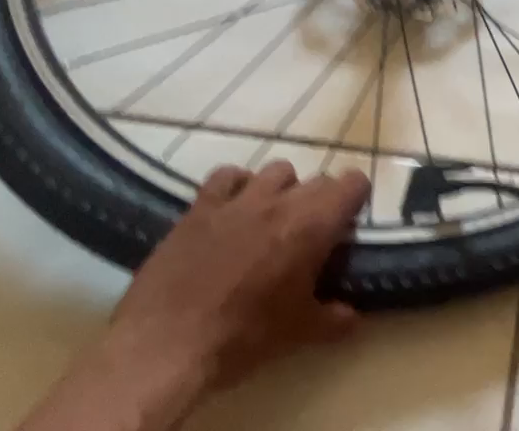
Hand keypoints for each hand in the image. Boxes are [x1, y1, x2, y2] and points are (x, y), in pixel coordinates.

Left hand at [108, 161, 370, 390]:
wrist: (162, 348)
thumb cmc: (241, 337)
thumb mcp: (299, 333)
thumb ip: (335, 319)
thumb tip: (354, 316)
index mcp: (313, 226)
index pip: (353, 183)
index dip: (356, 198)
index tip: (349, 221)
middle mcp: (281, 202)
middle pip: (317, 179)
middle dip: (321, 199)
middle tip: (311, 231)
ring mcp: (237, 201)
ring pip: (276, 170)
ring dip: (283, 188)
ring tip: (272, 216)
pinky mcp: (199, 208)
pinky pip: (227, 175)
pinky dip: (237, 185)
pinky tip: (233, 208)